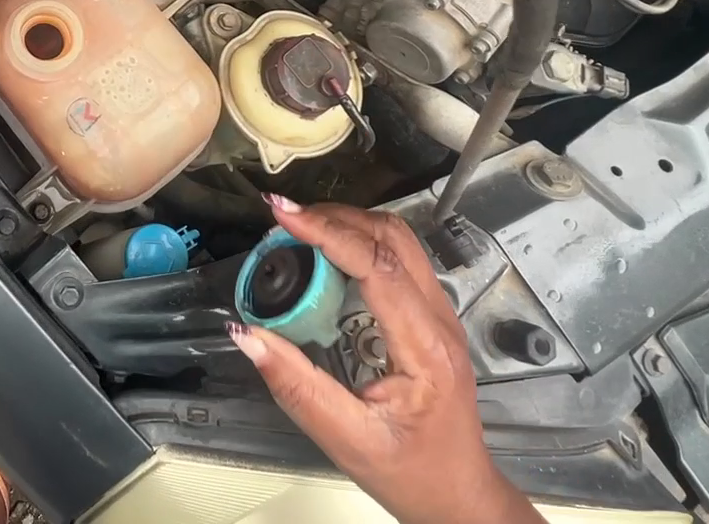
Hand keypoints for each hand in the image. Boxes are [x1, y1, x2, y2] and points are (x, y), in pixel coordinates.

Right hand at [228, 200, 545, 523]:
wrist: (461, 497)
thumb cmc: (413, 474)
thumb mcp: (349, 440)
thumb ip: (297, 386)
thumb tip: (246, 335)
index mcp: (425, 347)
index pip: (376, 265)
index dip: (326, 231)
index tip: (281, 213)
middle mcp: (439, 317)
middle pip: (390, 237)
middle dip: (332, 217)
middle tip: (282, 220)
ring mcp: (439, 311)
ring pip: (395, 238)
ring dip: (345, 223)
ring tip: (297, 230)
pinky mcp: (428, 312)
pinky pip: (394, 256)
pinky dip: (354, 240)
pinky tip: (323, 252)